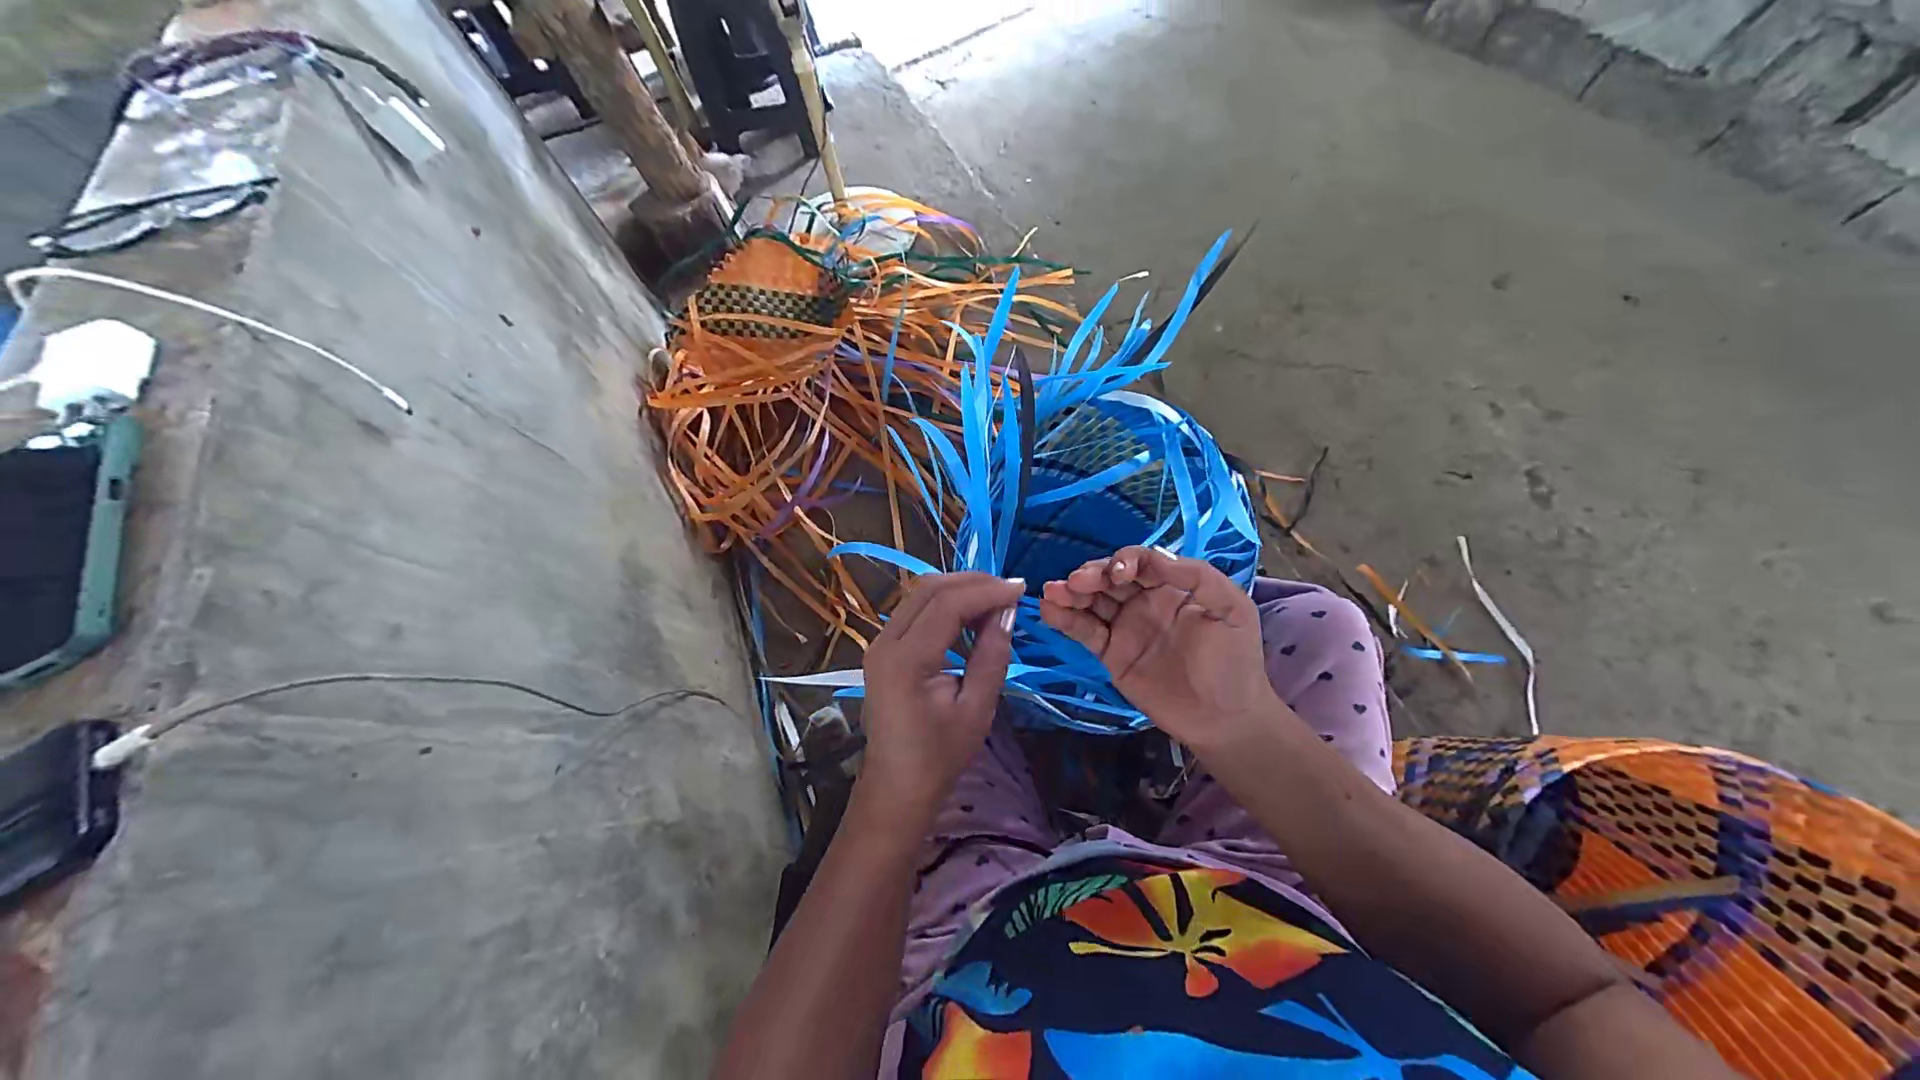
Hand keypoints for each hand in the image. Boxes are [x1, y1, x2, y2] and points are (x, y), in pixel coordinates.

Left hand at [858, 572, 1021, 824]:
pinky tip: (972, 614)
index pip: (947, 605)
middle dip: (973, 582)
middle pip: (929, 590)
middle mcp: (885, 643)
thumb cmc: (940, 755)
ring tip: (996, 599)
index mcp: (905, 661)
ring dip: (959, 589)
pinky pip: (915, 610)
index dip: (986, 591)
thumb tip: (1007, 613)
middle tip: (1011, 590)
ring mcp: (880, 643)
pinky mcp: (884, 648)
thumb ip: (991, 656)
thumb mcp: (976, 709)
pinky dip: (945, 603)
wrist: (897, 785)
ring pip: (920, 595)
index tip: (1021, 589)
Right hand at [1039, 546, 1283, 747]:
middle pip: (1109, 578)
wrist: (1225, 719)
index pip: (1141, 562)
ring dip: (1070, 592)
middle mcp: (1144, 601)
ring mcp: (1125, 628)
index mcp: (1172, 586)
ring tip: (1053, 592)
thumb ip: (1196, 576)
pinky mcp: (1111, 654)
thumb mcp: (1230, 608)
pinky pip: (1084, 631)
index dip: (1125, 561)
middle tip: (1077, 582)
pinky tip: (1049, 610)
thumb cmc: (1234, 661)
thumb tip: (1153, 557)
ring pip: (1091, 601)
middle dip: (1091, 575)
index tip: (1118, 573)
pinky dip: (1065, 619)